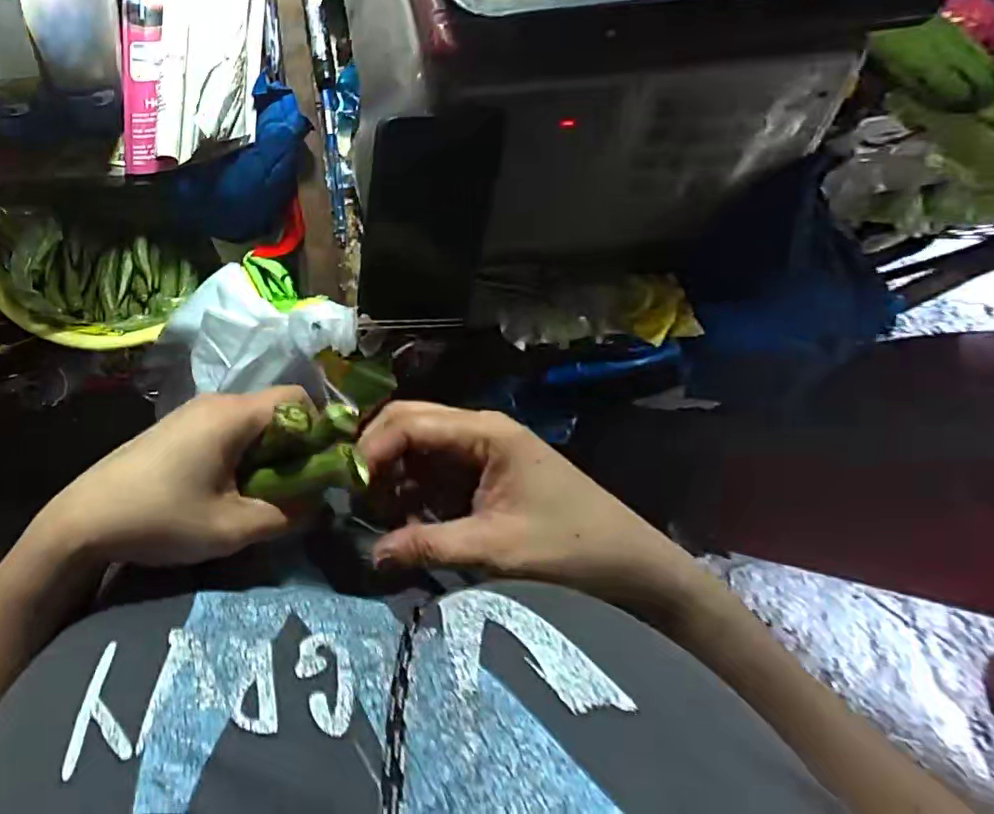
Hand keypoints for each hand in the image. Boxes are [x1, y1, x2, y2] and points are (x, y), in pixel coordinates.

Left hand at [35, 388, 309, 566]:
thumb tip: (320, 503)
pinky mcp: (175, 429)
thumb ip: (287, 514)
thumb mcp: (233, 526)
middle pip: (274, 411)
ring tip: (265, 498)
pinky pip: (224, 431)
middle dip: (296, 449)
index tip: (328, 472)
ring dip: (267, 456)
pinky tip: (229, 491)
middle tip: (301, 494)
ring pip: (249, 424)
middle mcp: (213, 402)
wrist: (86, 517)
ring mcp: (190, 413)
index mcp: (231, 414)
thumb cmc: (162, 517)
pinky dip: (241, 456)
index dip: (322, 431)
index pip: (298, 400)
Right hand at [360, 402, 704, 613]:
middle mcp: (478, 429)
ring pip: (415, 442)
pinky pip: (432, 465)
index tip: (350, 483)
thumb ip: (429, 546)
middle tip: (356, 490)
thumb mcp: (498, 551)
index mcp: (484, 432)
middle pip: (406, 421)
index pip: (407, 422)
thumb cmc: (574, 551)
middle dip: (376, 451)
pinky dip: (411, 484)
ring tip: (379, 507)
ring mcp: (481, 447)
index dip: (373, 447)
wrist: (643, 573)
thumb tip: (371, 554)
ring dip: (392, 469)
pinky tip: (406, 513)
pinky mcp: (483, 470)